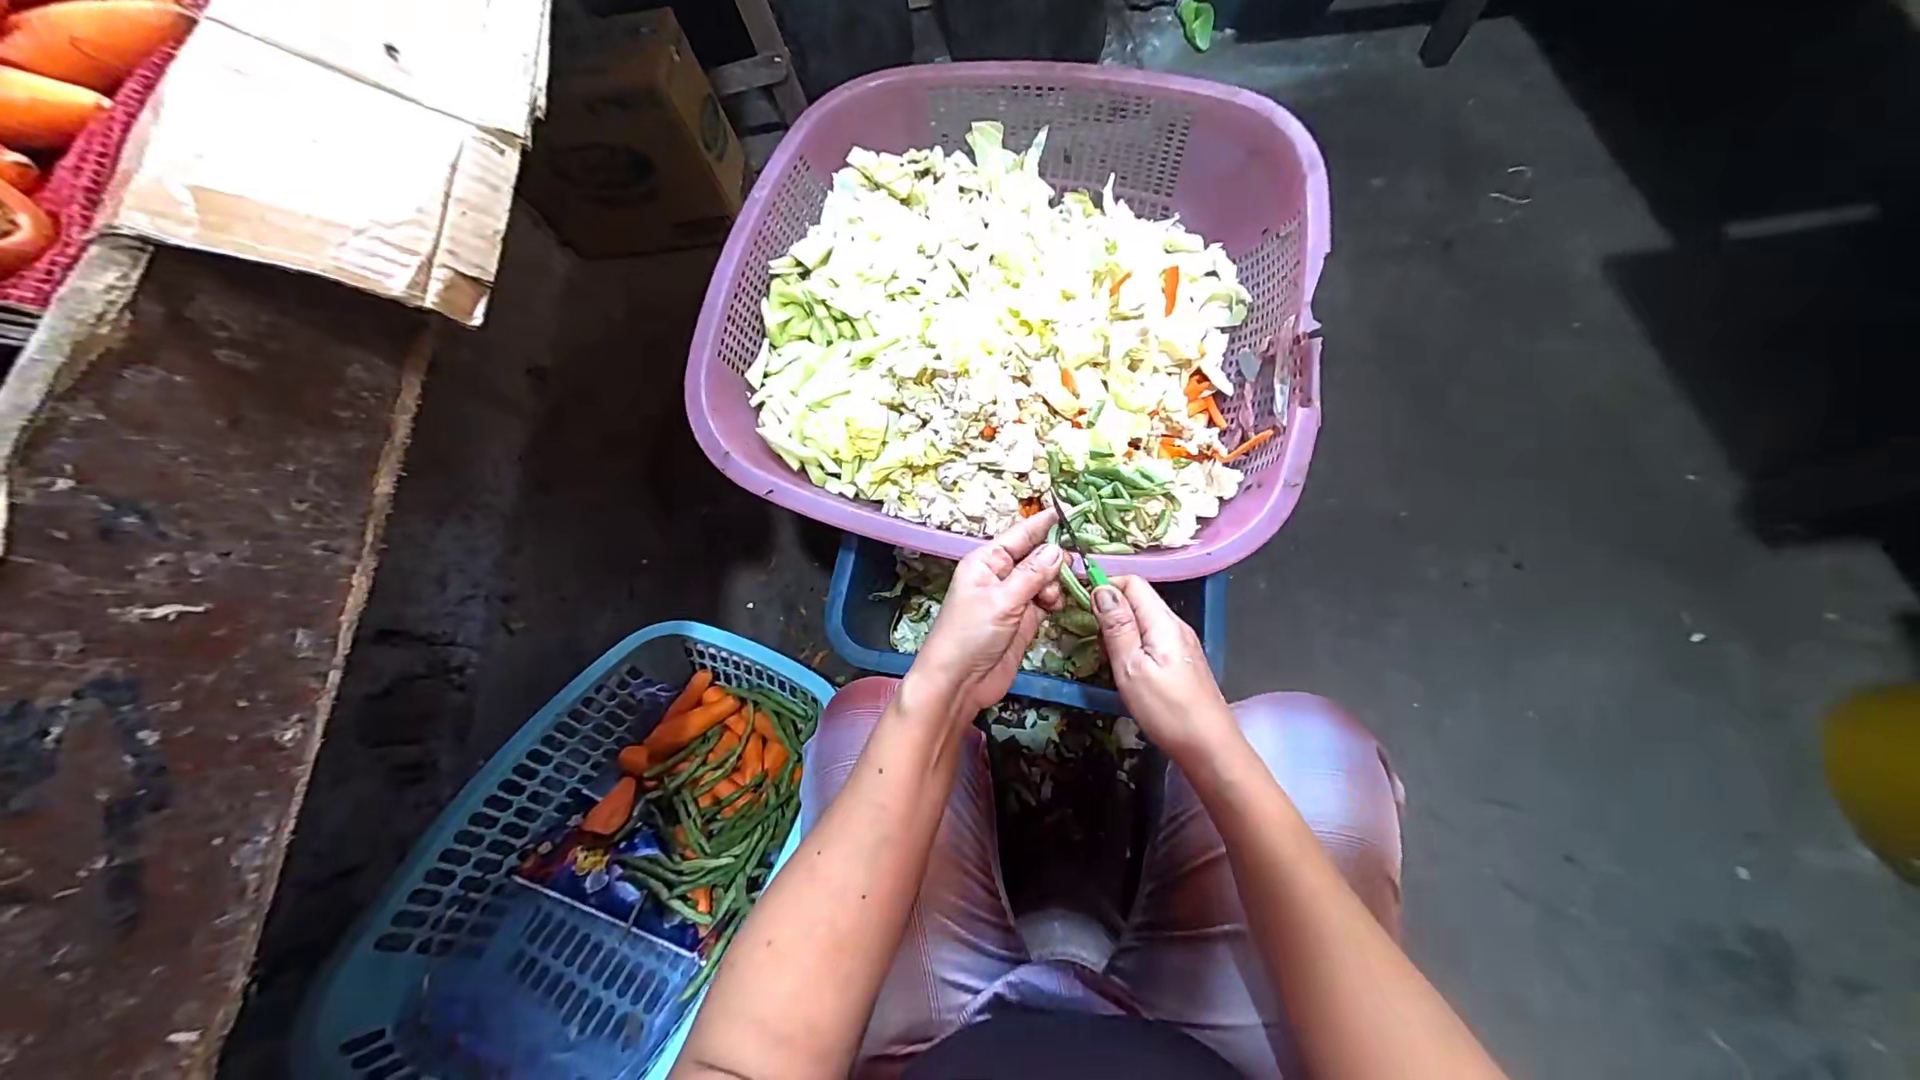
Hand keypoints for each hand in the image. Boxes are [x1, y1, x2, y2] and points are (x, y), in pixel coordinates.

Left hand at [906, 510, 1065, 721]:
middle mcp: (1000, 575)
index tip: (1068, 512)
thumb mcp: (1002, 600)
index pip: (1020, 534)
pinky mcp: (1024, 620)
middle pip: (1037, 556)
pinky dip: (1054, 601)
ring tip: (1051, 600)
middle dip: (1054, 559)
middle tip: (1068, 568)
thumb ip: (1032, 574)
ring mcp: (1013, 598)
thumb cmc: (969, 635)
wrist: (959, 683)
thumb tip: (1057, 549)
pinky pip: (1046, 601)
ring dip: (1054, 584)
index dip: (1043, 523)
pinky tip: (1055, 607)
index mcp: (986, 561)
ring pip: (1045, 579)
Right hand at [1092, 576, 1239, 764]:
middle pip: (1139, 597)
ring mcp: (1181, 642)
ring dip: (1119, 623)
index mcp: (1163, 621)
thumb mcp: (1131, 667)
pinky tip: (1123, 661)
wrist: (1209, 748)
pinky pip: (1152, 634)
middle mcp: (1175, 624)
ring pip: (1144, 617)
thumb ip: (1117, 626)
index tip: (1078, 599)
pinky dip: (1132, 638)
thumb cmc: (1166, 710)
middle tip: (1085, 627)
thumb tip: (1102, 589)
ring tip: (1100, 646)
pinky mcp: (1182, 659)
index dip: (1105, 583)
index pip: (1133, 582)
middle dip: (1110, 603)